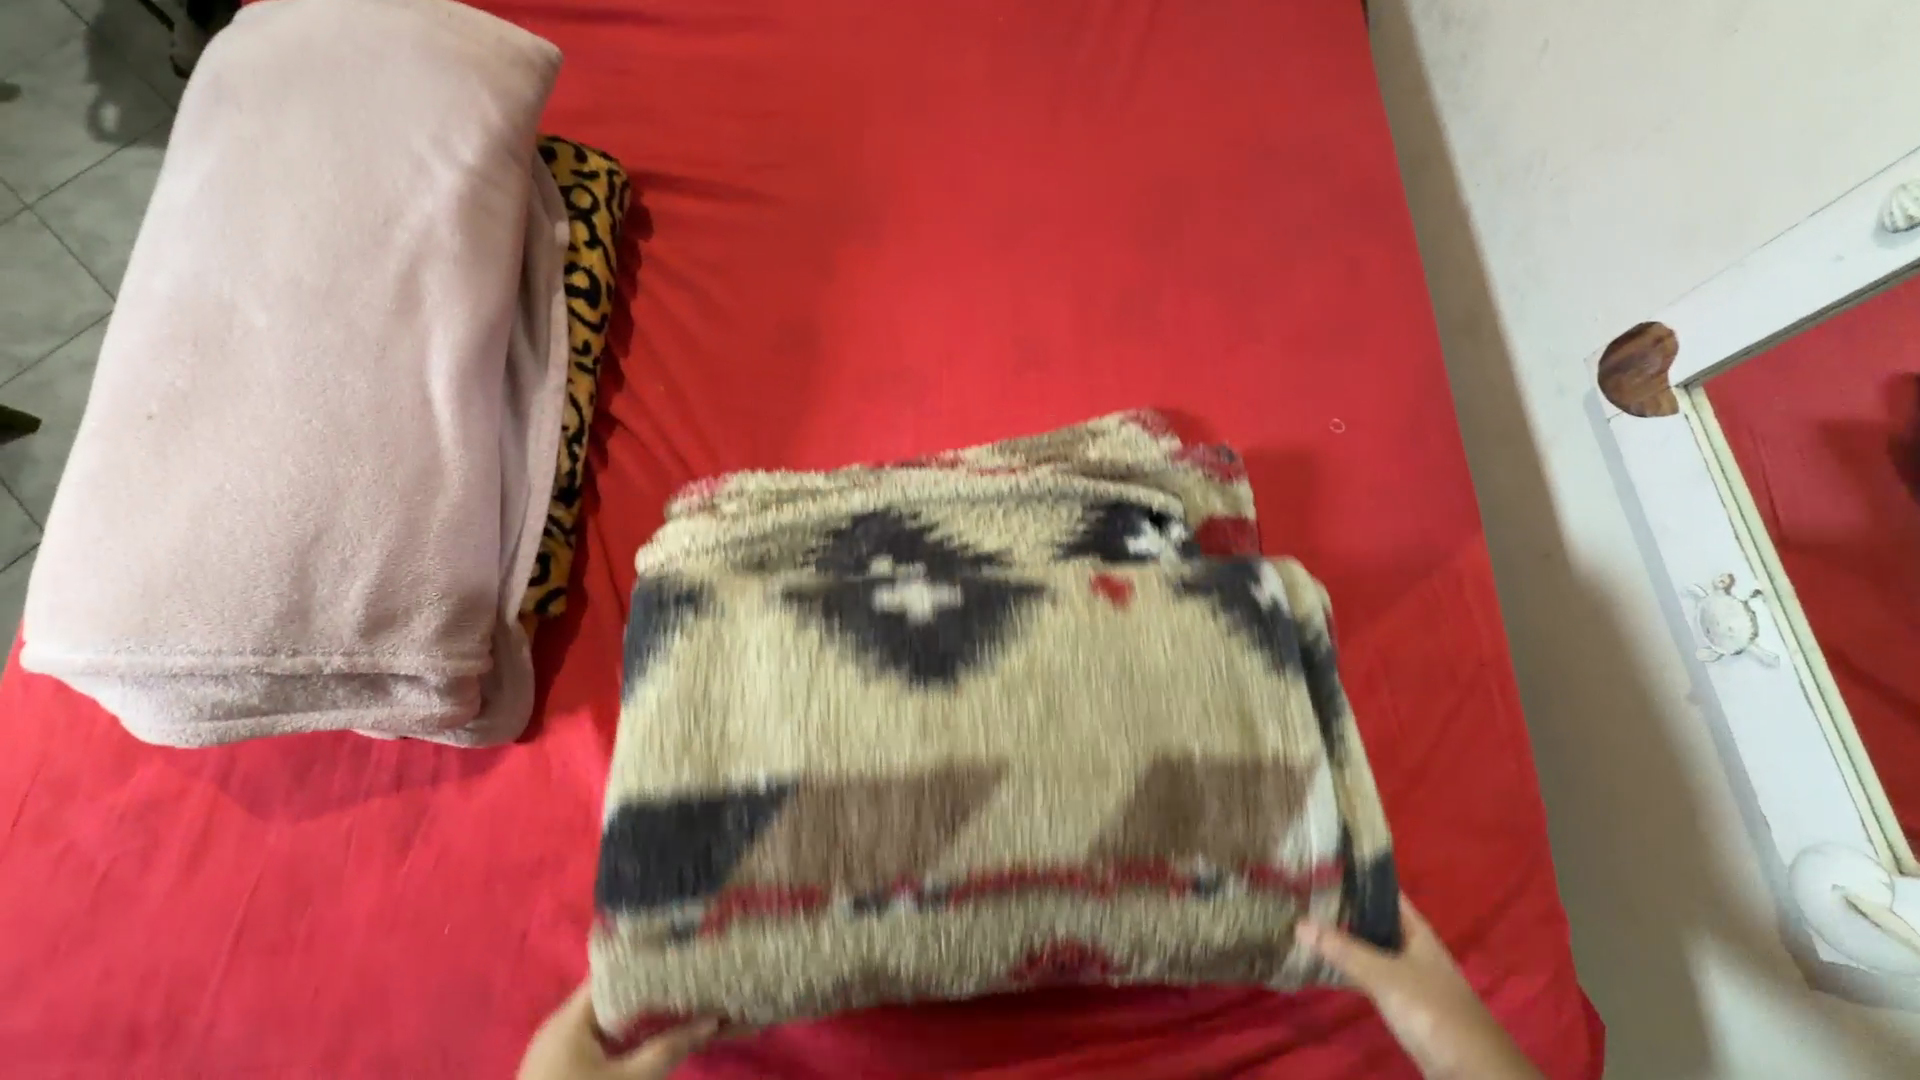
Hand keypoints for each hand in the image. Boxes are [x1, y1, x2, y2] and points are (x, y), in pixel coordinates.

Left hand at [518, 981, 718, 1079]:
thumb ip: (669, 1049)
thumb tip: (712, 1021)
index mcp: (570, 1018)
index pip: (613, 972)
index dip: (649, 964)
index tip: (683, 961)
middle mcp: (559, 1025)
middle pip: (610, 994)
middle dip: (649, 991)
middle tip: (688, 984)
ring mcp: (555, 1049)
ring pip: (604, 1019)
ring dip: (637, 1016)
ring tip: (676, 1006)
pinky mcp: (557, 1070)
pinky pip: (595, 1040)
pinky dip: (621, 1037)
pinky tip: (647, 1041)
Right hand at [1298, 896, 1543, 1079]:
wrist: (1472, 1070)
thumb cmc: (1433, 1009)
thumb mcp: (1385, 976)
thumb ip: (1344, 950)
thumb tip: (1299, 922)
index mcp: (1416, 930)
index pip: (1383, 891)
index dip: (1355, 877)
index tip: (1320, 864)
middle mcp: (1412, 947)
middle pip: (1373, 919)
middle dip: (1342, 908)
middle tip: (1300, 892)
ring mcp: (1409, 975)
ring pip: (1370, 947)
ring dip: (1343, 938)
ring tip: (1303, 921)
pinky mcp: (1403, 1001)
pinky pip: (1369, 974)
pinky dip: (1348, 967)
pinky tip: (1324, 964)